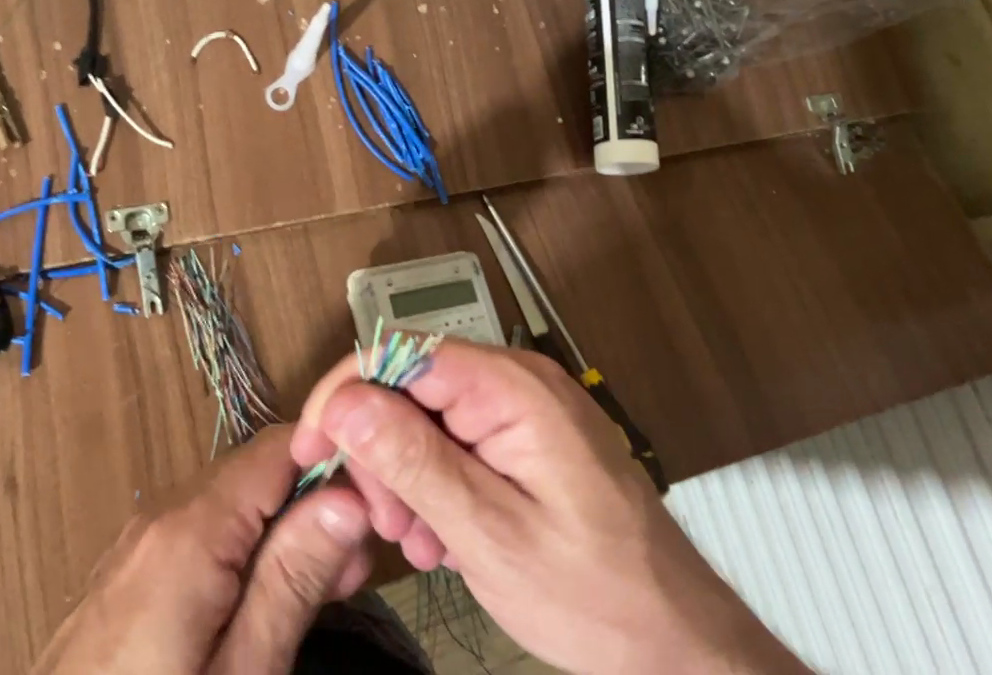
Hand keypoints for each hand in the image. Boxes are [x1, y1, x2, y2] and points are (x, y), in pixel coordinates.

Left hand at [32, 425, 375, 674]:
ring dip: (283, 530)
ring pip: (233, 504)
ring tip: (324, 590)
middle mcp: (162, 515)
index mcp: (191, 527)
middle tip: (357, 569)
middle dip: (314, 503)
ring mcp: (140, 542)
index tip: (379, 508)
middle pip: (258, 473)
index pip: (281, 446)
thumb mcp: (243, 670)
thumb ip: (293, 578)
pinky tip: (265, 596)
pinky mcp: (131, 570)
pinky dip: (244, 549)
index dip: (337, 463)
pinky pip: (201, 534)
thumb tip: (348, 497)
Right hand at [291, 340, 806, 674]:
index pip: (399, 353)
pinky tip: (438, 538)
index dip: (345, 395)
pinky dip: (433, 484)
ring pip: (425, 417)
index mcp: (513, 388)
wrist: (676, 639)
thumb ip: (414, 461)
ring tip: (414, 541)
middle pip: (410, 385)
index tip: (315, 454)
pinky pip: (455, 442)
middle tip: (382, 523)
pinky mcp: (524, 439)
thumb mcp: (490, 533)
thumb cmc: (592, 593)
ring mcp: (522, 409)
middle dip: (378, 449)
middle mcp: (516, 381)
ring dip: (402, 475)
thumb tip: (343, 402)